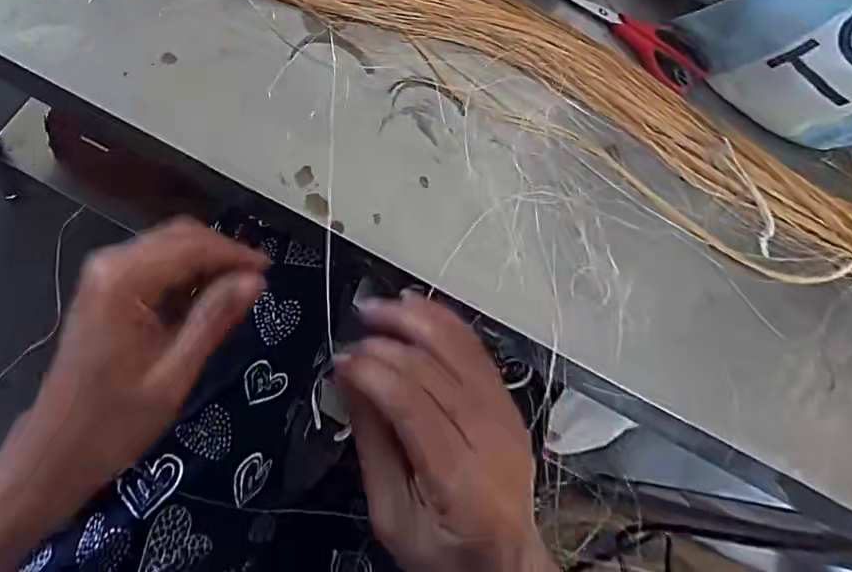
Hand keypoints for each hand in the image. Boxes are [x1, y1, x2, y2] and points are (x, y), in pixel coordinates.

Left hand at [0, 222, 267, 571]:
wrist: (50, 456)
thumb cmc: (112, 425)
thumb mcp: (173, 376)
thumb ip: (214, 319)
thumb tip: (255, 280)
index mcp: (123, 280)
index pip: (192, 246)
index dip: (234, 253)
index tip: (268, 269)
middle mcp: (110, 262)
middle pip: (180, 236)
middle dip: (221, 253)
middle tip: (255, 280)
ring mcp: (104, 271)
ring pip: (169, 244)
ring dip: (205, 261)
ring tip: (236, 289)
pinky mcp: (105, 284)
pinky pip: (155, 261)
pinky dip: (184, 272)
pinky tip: (204, 297)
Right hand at [337, 294, 552, 571]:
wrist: (506, 562)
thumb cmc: (444, 551)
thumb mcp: (393, 516)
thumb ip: (372, 443)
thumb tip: (349, 377)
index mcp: (461, 483)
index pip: (413, 406)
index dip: (374, 373)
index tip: (344, 359)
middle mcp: (491, 440)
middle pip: (435, 370)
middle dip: (388, 342)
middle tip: (356, 328)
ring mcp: (505, 415)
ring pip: (458, 347)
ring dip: (415, 318)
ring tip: (381, 306)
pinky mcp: (508, 400)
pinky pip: (474, 347)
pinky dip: (443, 320)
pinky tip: (416, 306)